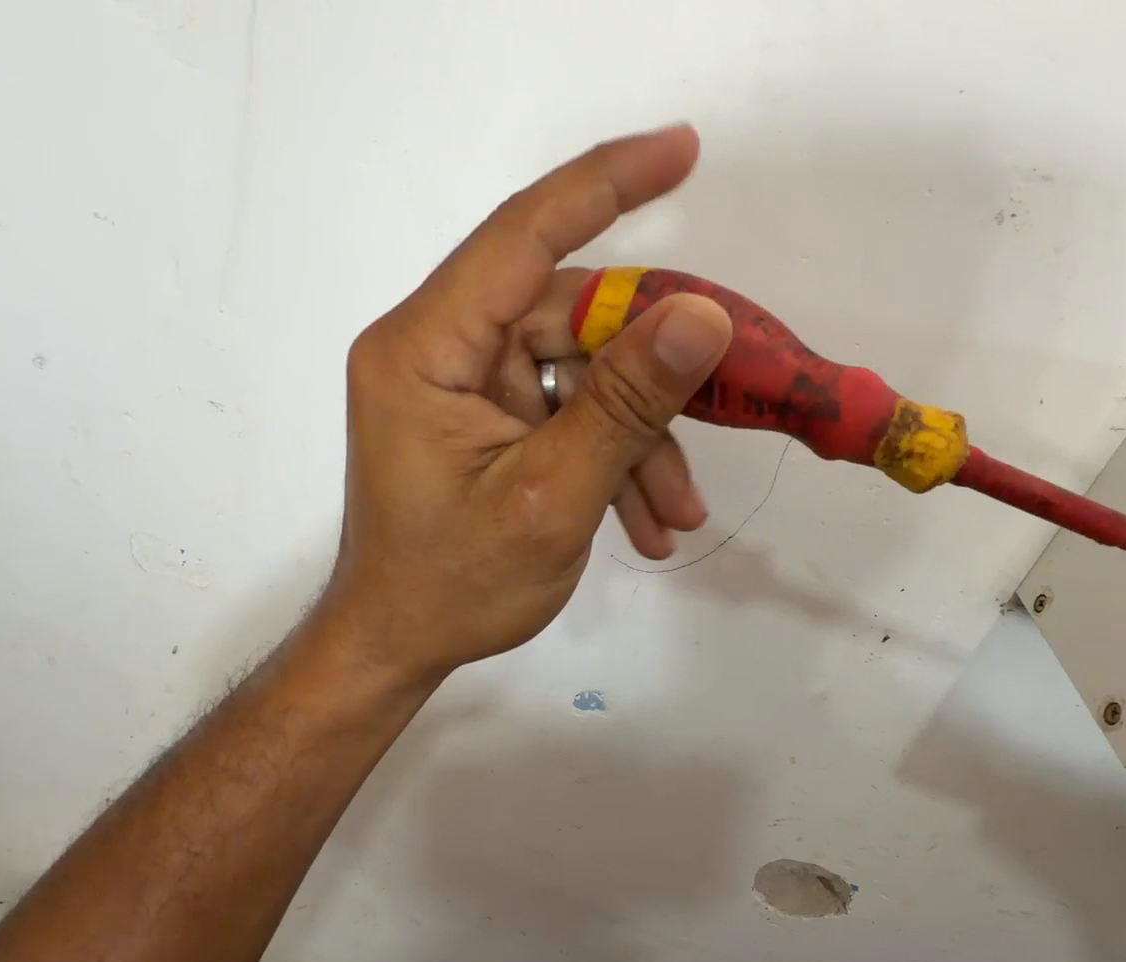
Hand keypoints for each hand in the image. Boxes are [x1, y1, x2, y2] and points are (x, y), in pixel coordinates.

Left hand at [318, 125, 733, 683]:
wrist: (398, 645)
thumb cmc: (453, 584)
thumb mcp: (552, 497)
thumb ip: (625, 405)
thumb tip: (700, 320)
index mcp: (427, 347)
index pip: (522, 237)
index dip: (605, 186)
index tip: (682, 151)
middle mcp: (441, 348)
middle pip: (570, 317)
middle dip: (650, 378)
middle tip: (728, 407)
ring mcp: (468, 385)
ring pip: (581, 375)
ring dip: (640, 440)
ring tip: (680, 512)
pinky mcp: (489, 420)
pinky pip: (567, 414)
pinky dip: (613, 460)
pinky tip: (650, 521)